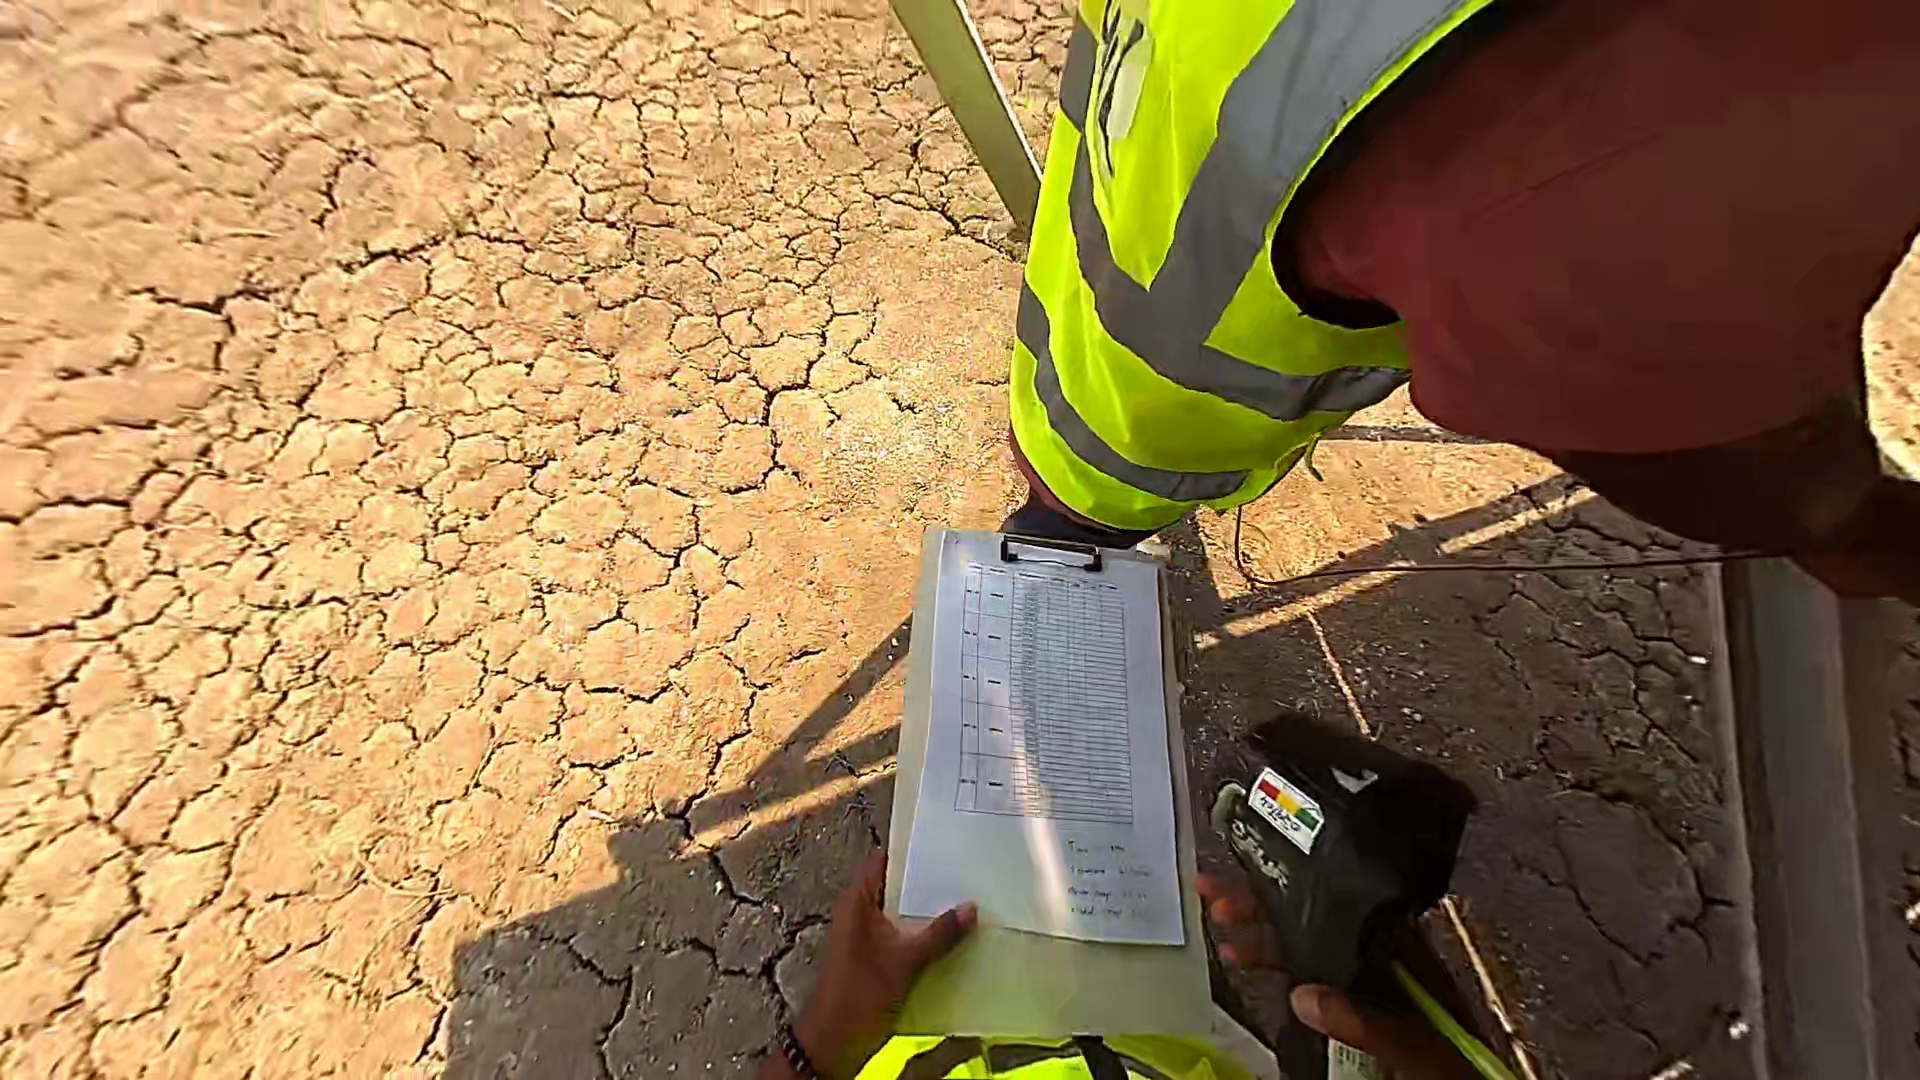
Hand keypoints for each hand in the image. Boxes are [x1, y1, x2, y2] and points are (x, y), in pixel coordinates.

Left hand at [792, 850, 976, 1077]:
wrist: (831, 1047)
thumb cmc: (859, 995)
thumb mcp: (905, 962)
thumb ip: (939, 934)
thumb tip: (971, 907)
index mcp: (857, 899)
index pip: (884, 859)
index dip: (910, 850)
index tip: (941, 845)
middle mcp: (858, 909)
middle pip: (895, 884)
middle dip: (924, 881)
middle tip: (958, 871)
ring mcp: (863, 933)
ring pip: (898, 909)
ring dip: (922, 909)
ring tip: (958, 899)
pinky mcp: (870, 954)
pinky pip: (898, 930)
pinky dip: (917, 929)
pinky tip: (945, 934)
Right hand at [1198, 872, 1475, 1079]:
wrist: (1478, 1079)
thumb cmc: (1467, 1070)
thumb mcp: (1429, 1050)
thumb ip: (1374, 1024)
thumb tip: (1304, 999)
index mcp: (1393, 944)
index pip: (1323, 902)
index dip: (1274, 889)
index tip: (1238, 882)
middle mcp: (1373, 947)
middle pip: (1304, 914)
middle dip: (1254, 903)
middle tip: (1211, 895)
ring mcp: (1364, 973)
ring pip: (1300, 939)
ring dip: (1258, 933)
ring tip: (1221, 932)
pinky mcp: (1358, 998)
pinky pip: (1307, 969)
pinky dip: (1275, 962)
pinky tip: (1248, 963)